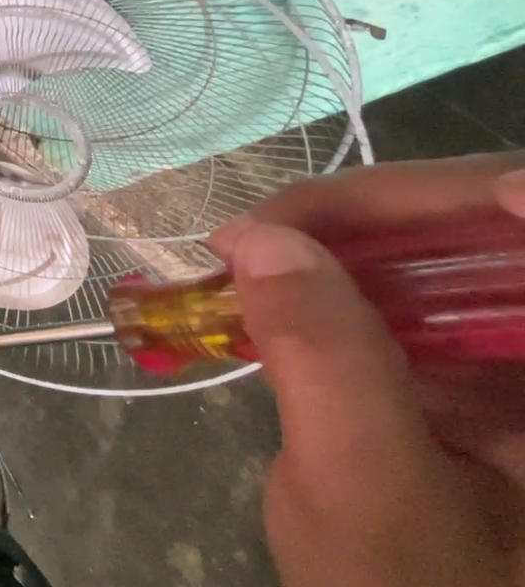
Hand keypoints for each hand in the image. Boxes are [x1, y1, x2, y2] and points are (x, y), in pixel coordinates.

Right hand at [211, 152, 524, 586]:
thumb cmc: (409, 584)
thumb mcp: (366, 484)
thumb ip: (329, 362)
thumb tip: (260, 239)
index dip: (457, 195)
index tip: (329, 209)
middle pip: (487, 221)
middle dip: (365, 213)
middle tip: (252, 236)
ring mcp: (519, 350)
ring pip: (443, 240)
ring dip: (338, 236)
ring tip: (245, 258)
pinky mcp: (476, 357)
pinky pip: (412, 277)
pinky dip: (332, 266)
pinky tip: (270, 287)